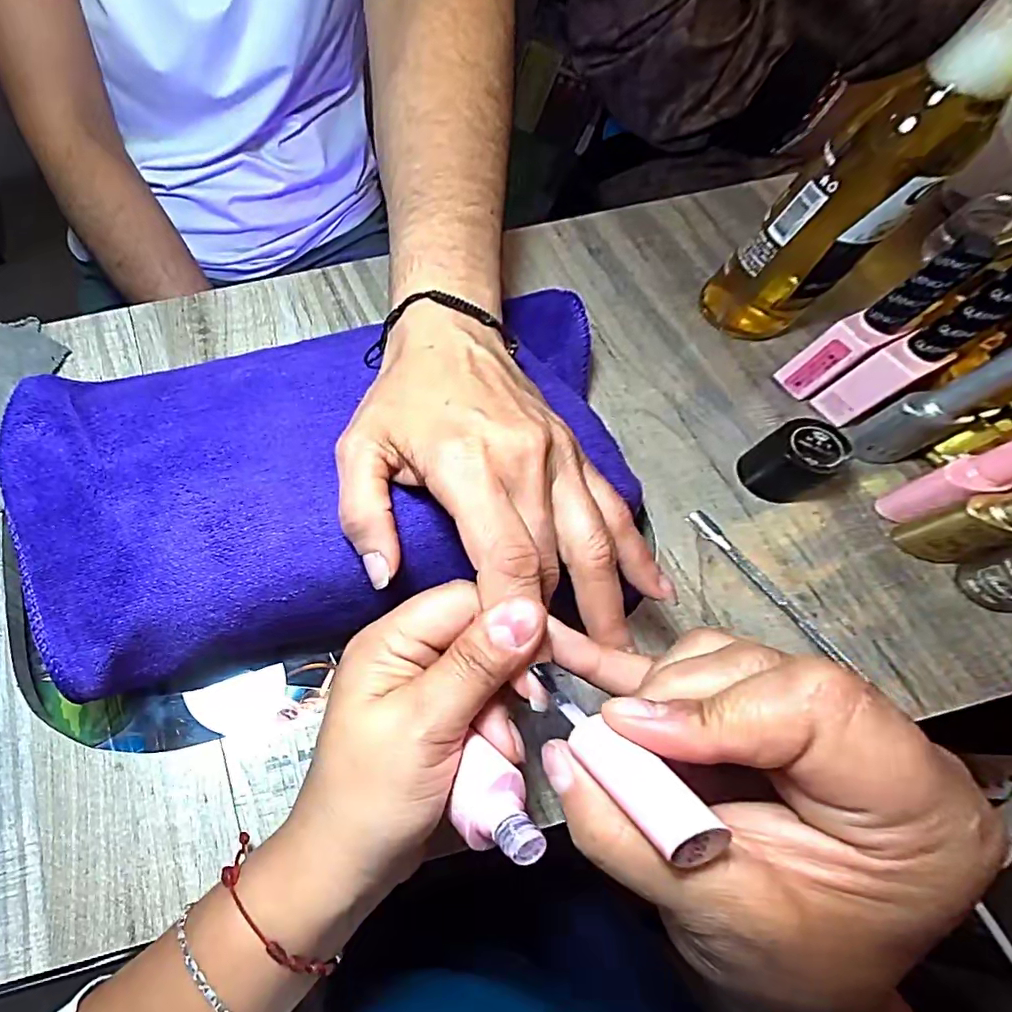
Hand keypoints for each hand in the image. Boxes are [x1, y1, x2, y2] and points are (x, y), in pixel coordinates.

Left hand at [284, 582, 543, 899]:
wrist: (351, 858)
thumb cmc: (374, 790)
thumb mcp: (426, 723)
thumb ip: (475, 665)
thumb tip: (524, 606)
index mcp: (387, 640)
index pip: (462, 600)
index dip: (509, 623)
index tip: (541, 669)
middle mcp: (402, 654)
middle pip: (480, 637)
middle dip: (506, 681)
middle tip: (510, 725)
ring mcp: (418, 687)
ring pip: (489, 678)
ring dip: (502, 717)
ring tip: (493, 756)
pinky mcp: (435, 719)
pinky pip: (482, 710)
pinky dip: (495, 736)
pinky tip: (489, 765)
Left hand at [335, 305, 670, 650]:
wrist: (448, 337)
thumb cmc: (398, 400)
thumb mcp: (358, 452)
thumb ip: (364, 515)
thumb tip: (382, 576)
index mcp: (471, 468)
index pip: (505, 557)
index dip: (514, 613)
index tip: (517, 658)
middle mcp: (527, 464)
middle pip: (552, 559)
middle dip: (556, 621)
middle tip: (559, 674)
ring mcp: (558, 457)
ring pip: (594, 540)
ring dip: (605, 599)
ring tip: (615, 652)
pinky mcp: (574, 451)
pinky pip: (612, 506)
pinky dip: (634, 550)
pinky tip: (653, 587)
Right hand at [543, 625, 1003, 1011]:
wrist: (790, 969)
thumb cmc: (784, 959)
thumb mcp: (709, 913)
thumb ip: (628, 839)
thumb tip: (565, 759)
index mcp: (912, 806)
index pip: (818, 706)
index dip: (714, 711)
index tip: (635, 735)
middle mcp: (875, 745)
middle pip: (757, 670)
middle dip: (667, 700)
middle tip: (619, 748)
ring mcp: (812, 720)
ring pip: (715, 656)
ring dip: (649, 690)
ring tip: (626, 741)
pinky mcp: (754, 707)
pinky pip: (688, 664)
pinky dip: (625, 666)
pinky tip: (574, 652)